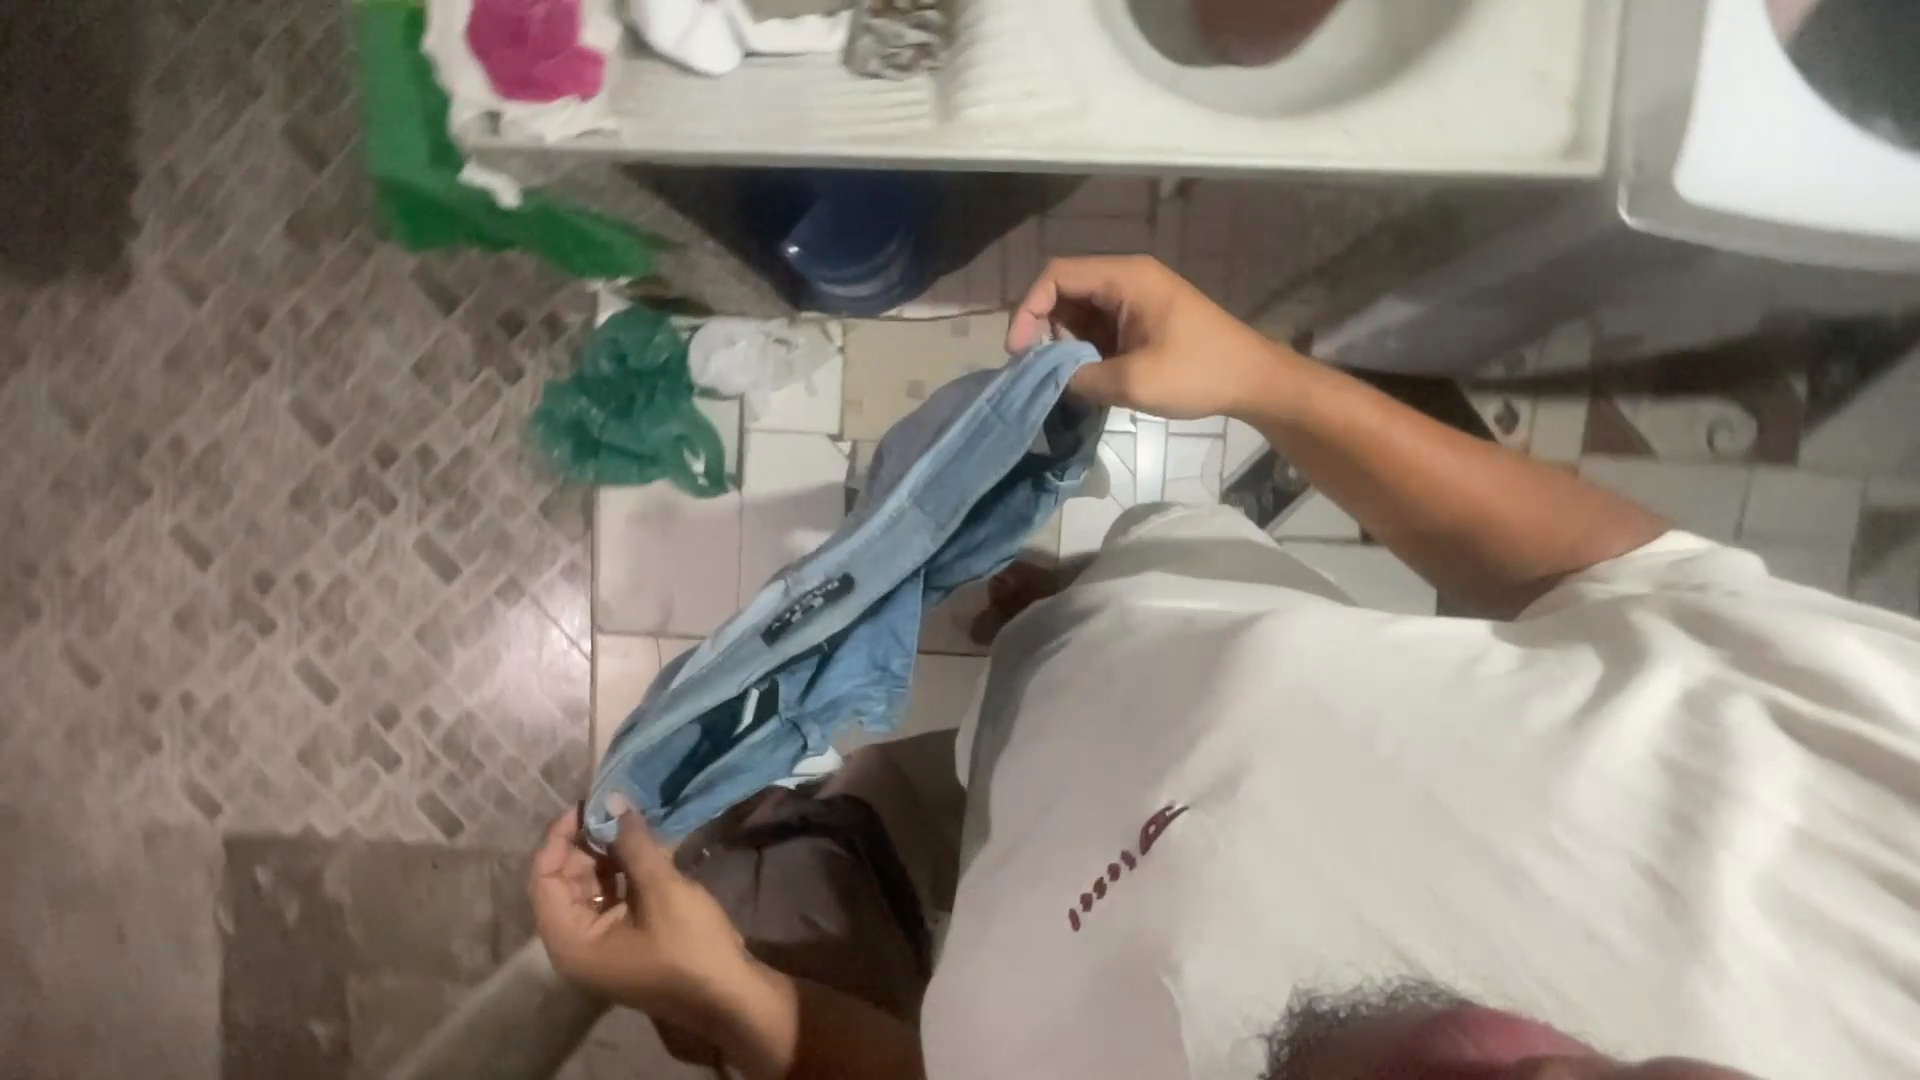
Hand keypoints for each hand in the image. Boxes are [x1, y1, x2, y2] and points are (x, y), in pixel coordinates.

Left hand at [529, 801, 763, 1033]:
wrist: (728, 991)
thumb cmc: (687, 944)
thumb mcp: (661, 890)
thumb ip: (634, 844)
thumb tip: (615, 800)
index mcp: (570, 940)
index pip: (544, 879)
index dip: (560, 838)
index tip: (589, 802)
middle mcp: (576, 942)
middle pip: (565, 881)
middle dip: (587, 841)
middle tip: (616, 804)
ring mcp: (602, 941)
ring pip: (591, 886)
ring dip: (608, 852)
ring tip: (631, 815)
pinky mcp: (627, 937)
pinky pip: (613, 895)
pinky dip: (624, 868)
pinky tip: (645, 842)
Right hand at [1006, 256, 1302, 421]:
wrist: (1252, 381)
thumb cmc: (1198, 373)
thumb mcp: (1133, 382)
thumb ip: (1081, 378)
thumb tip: (1049, 379)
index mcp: (1126, 278)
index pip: (1057, 275)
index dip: (1028, 309)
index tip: (1018, 351)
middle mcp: (1127, 279)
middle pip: (1064, 290)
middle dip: (1042, 328)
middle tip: (1036, 370)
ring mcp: (1134, 299)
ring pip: (1078, 311)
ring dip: (1062, 342)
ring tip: (1062, 377)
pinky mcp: (1139, 320)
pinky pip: (1097, 326)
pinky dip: (1082, 349)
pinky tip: (1084, 376)